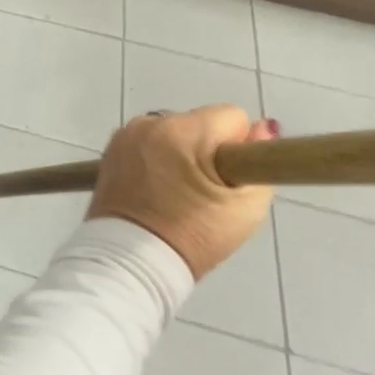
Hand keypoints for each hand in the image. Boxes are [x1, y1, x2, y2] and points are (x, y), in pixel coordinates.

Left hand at [86, 105, 275, 278]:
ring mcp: (124, 135)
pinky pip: (148, 144)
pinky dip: (158, 159)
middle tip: (206, 190)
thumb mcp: (244, 207)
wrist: (132, 258)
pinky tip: (158, 189)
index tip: (232, 176)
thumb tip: (265, 127)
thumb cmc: (194, 235)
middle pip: (199, 123)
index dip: (241, 146)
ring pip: (173, 132)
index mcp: (181, 129)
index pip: (231, 116)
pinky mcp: (110, 150)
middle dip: (209, 149)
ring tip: (180, 193)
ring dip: (182, 153)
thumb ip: (260, 162)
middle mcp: (148, 122)